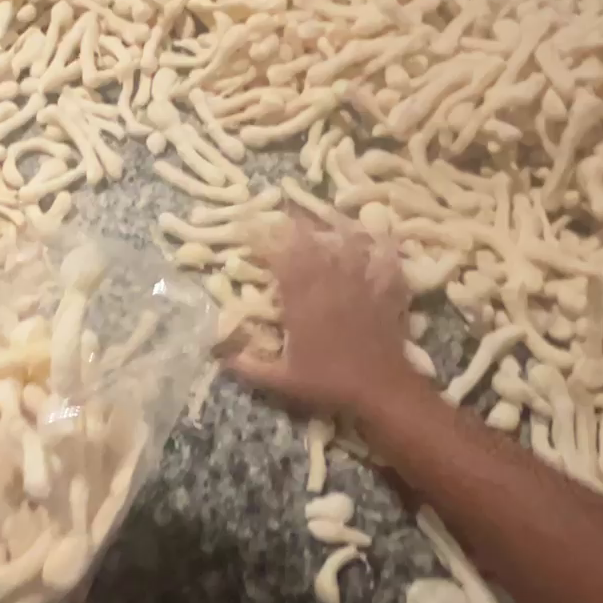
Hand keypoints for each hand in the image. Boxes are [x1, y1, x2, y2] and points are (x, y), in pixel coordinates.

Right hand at [228, 214, 414, 410]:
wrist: (381, 391)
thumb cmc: (329, 384)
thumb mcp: (281, 382)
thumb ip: (248, 367)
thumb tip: (217, 355)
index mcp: (302, 304)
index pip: (282, 263)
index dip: (267, 242)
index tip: (253, 227)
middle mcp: (329, 288)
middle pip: (313, 248)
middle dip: (297, 226)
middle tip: (287, 211)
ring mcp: (360, 289)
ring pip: (348, 249)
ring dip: (336, 229)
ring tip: (328, 212)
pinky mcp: (385, 296)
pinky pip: (385, 265)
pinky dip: (383, 248)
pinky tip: (381, 236)